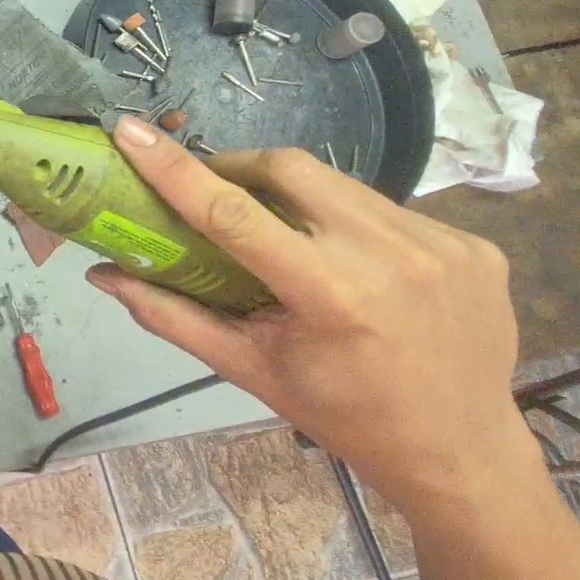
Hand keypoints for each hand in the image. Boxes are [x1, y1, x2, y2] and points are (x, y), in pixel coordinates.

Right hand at [87, 116, 532, 515]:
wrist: (461, 450)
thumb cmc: (335, 411)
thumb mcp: (242, 367)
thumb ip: (168, 314)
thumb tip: (100, 275)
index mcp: (330, 295)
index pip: (233, 212)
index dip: (174, 168)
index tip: (130, 130)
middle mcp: (393, 256)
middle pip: (290, 169)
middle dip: (235, 166)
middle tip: (206, 187)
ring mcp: (444, 245)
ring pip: (337, 182)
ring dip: (287, 191)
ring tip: (270, 223)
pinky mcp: (478, 243)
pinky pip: (382, 206)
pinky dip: (338, 216)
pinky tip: (335, 253)